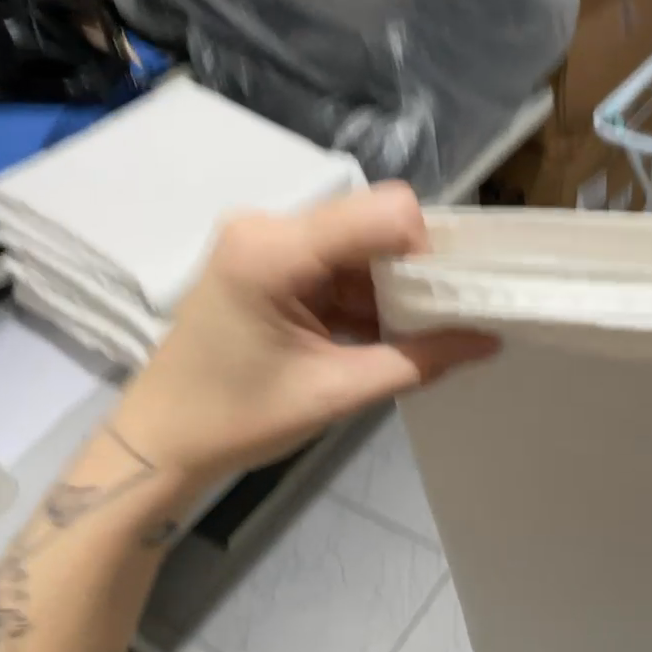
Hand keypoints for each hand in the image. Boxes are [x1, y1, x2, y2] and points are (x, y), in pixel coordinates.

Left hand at [109, 183, 498, 476]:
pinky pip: (334, 266)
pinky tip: (378, 336)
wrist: (162, 439)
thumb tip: (488, 340)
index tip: (446, 302)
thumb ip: (419, 361)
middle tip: (439, 325)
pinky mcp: (265, 263)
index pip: (387, 212)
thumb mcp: (337, 392)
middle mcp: (269, 226)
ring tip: (409, 340)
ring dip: (389, 291)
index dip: (429, 252)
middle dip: (413, 274)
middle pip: (372, 226)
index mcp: (276, 248)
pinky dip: (362, 299)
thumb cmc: (239, 420)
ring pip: (358, 248)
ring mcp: (264, 242)